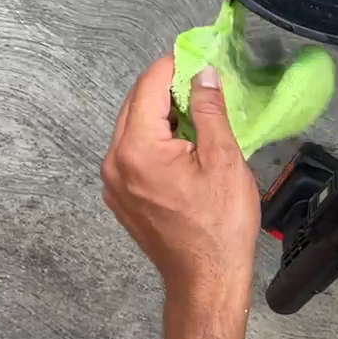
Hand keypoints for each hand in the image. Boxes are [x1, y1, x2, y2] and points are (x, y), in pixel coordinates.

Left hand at [102, 56, 259, 307]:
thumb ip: (209, 111)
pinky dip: (155, 142)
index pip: (149, 86)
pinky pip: (134, 155)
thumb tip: (203, 76)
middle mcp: (114, 162)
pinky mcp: (121, 200)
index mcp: (137, 148)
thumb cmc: (220, 225)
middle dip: (168, 90)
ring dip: (162, 117)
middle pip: (136, 106)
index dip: (175, 66)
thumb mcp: (224, 160)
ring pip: (133, 130)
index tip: (200, 58)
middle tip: (203, 86)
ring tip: (198, 118)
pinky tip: (184, 150)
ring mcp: (113, 184)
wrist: (206, 280)